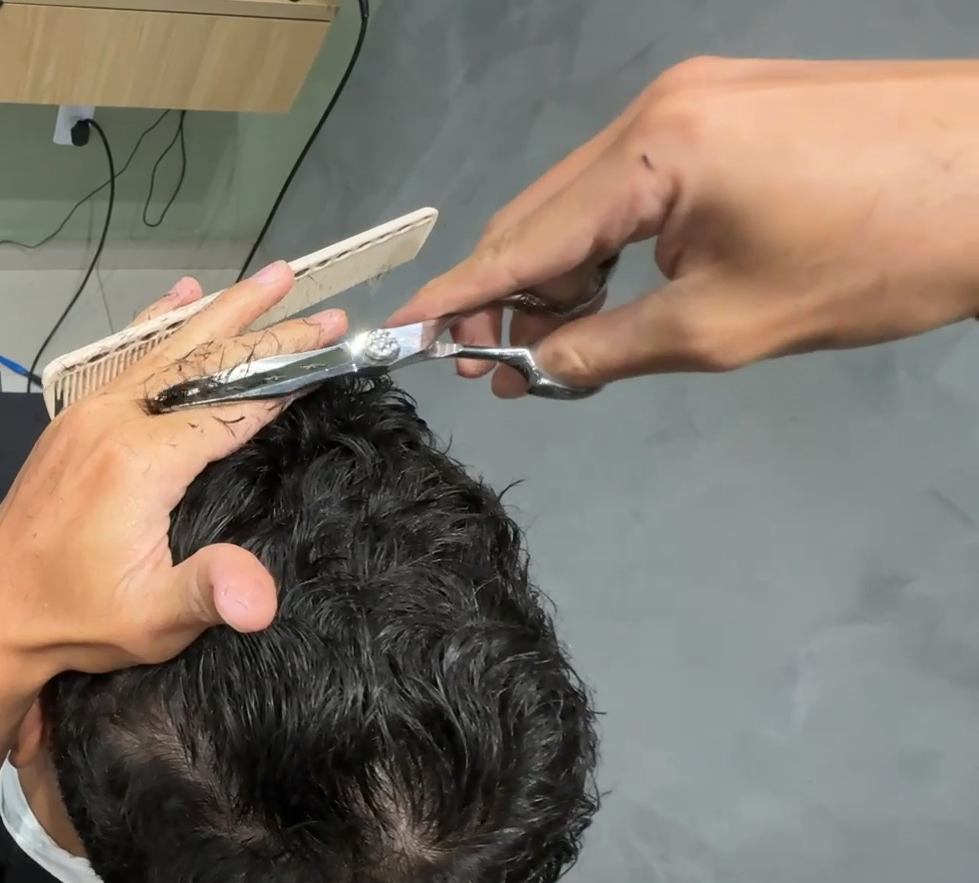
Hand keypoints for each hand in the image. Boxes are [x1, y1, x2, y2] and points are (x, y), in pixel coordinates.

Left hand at [0, 262, 348, 686]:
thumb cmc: (74, 618)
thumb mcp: (148, 619)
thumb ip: (207, 594)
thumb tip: (263, 599)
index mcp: (139, 460)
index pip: (232, 404)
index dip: (288, 376)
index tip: (336, 346)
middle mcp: (111, 420)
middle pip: (204, 363)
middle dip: (269, 335)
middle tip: (328, 313)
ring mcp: (84, 415)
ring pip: (164, 349)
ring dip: (222, 314)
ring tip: (270, 279)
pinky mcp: (69, 423)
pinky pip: (123, 360)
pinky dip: (157, 324)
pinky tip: (180, 296)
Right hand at [390, 58, 978, 397]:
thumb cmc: (888, 253)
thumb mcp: (721, 326)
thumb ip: (600, 349)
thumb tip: (528, 370)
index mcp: (651, 153)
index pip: (520, 242)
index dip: (455, 297)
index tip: (400, 332)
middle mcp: (652, 114)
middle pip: (533, 222)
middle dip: (504, 301)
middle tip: (494, 370)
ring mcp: (687, 106)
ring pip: (572, 211)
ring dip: (551, 283)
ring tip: (551, 349)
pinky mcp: (718, 114)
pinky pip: (621, 195)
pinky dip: (598, 254)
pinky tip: (599, 300)